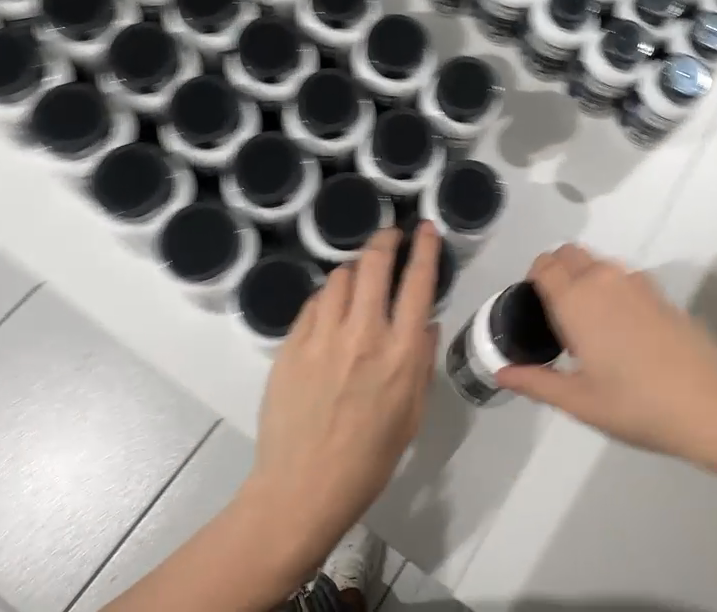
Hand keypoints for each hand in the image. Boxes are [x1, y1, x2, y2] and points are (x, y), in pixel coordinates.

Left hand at [245, 224, 440, 577]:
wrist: (303, 487)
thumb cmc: (369, 458)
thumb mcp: (412, 414)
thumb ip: (421, 361)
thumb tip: (425, 323)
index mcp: (400, 354)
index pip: (418, 283)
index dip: (425, 249)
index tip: (425, 228)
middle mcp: (363, 335)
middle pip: (374, 264)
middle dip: (385, 240)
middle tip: (390, 236)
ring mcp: (323, 338)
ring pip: (340, 278)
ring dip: (355, 270)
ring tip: (360, 277)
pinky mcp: (291, 346)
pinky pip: (313, 304)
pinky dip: (327, 298)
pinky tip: (331, 310)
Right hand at [496, 244, 716, 456]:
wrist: (708, 401)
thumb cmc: (635, 404)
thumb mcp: (579, 401)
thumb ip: (536, 381)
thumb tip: (501, 371)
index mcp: (576, 300)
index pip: (544, 265)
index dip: (534, 280)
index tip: (535, 311)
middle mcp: (603, 279)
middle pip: (569, 254)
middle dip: (557, 273)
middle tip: (559, 318)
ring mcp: (635, 282)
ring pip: (597, 262)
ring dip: (585, 279)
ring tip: (591, 327)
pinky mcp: (659, 292)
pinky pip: (622, 275)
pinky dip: (611, 287)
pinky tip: (622, 330)